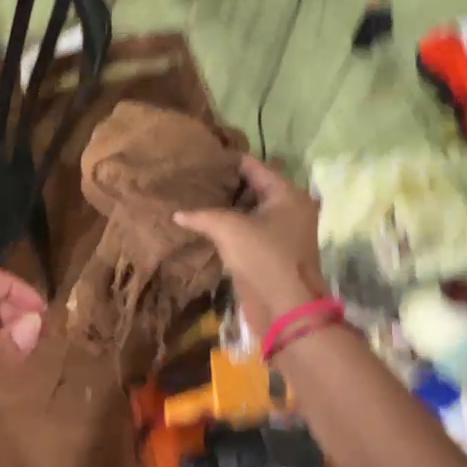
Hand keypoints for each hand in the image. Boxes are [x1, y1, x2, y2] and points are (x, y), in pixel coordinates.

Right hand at [174, 155, 329, 327]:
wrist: (286, 310)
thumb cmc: (263, 258)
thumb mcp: (229, 229)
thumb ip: (202, 215)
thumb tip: (177, 214)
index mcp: (287, 193)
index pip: (252, 166)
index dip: (226, 161)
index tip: (198, 157)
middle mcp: (289, 207)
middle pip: (252, 186)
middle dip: (223, 184)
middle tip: (191, 177)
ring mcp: (282, 230)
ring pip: (249, 209)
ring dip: (225, 206)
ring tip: (192, 197)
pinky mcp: (272, 250)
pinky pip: (248, 229)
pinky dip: (229, 225)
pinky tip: (203, 223)